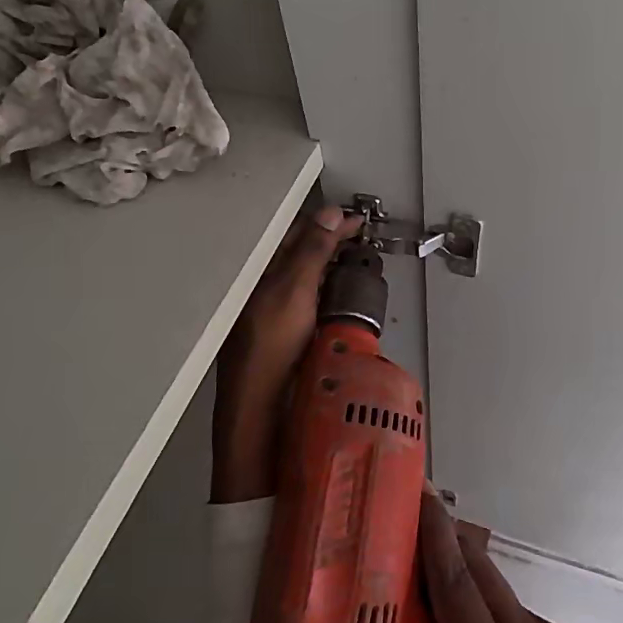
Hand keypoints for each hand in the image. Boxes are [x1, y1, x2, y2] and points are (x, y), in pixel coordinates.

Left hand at [211, 205, 364, 502]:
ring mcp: (275, 311)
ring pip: (308, 277)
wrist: (260, 407)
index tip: (360, 223)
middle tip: (363, 242)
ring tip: (358, 265)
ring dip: (332, 267)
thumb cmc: (270, 348)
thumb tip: (331, 214)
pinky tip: (344, 298)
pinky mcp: (287, 333)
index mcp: (261, 271)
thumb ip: (311, 252)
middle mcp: (265, 287)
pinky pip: (312, 300)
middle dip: (332, 243)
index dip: (329, 224)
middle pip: (302, 253)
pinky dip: (330, 292)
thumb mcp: (293, 292)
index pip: (297, 233)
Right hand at [370, 491, 612, 622]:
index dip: (434, 534)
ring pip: (503, 595)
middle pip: (481, 571)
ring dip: (471, 581)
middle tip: (419, 523)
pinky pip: (523, 621)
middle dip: (449, 541)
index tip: (420, 494)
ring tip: (441, 590)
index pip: (454, 580)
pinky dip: (496, 616)